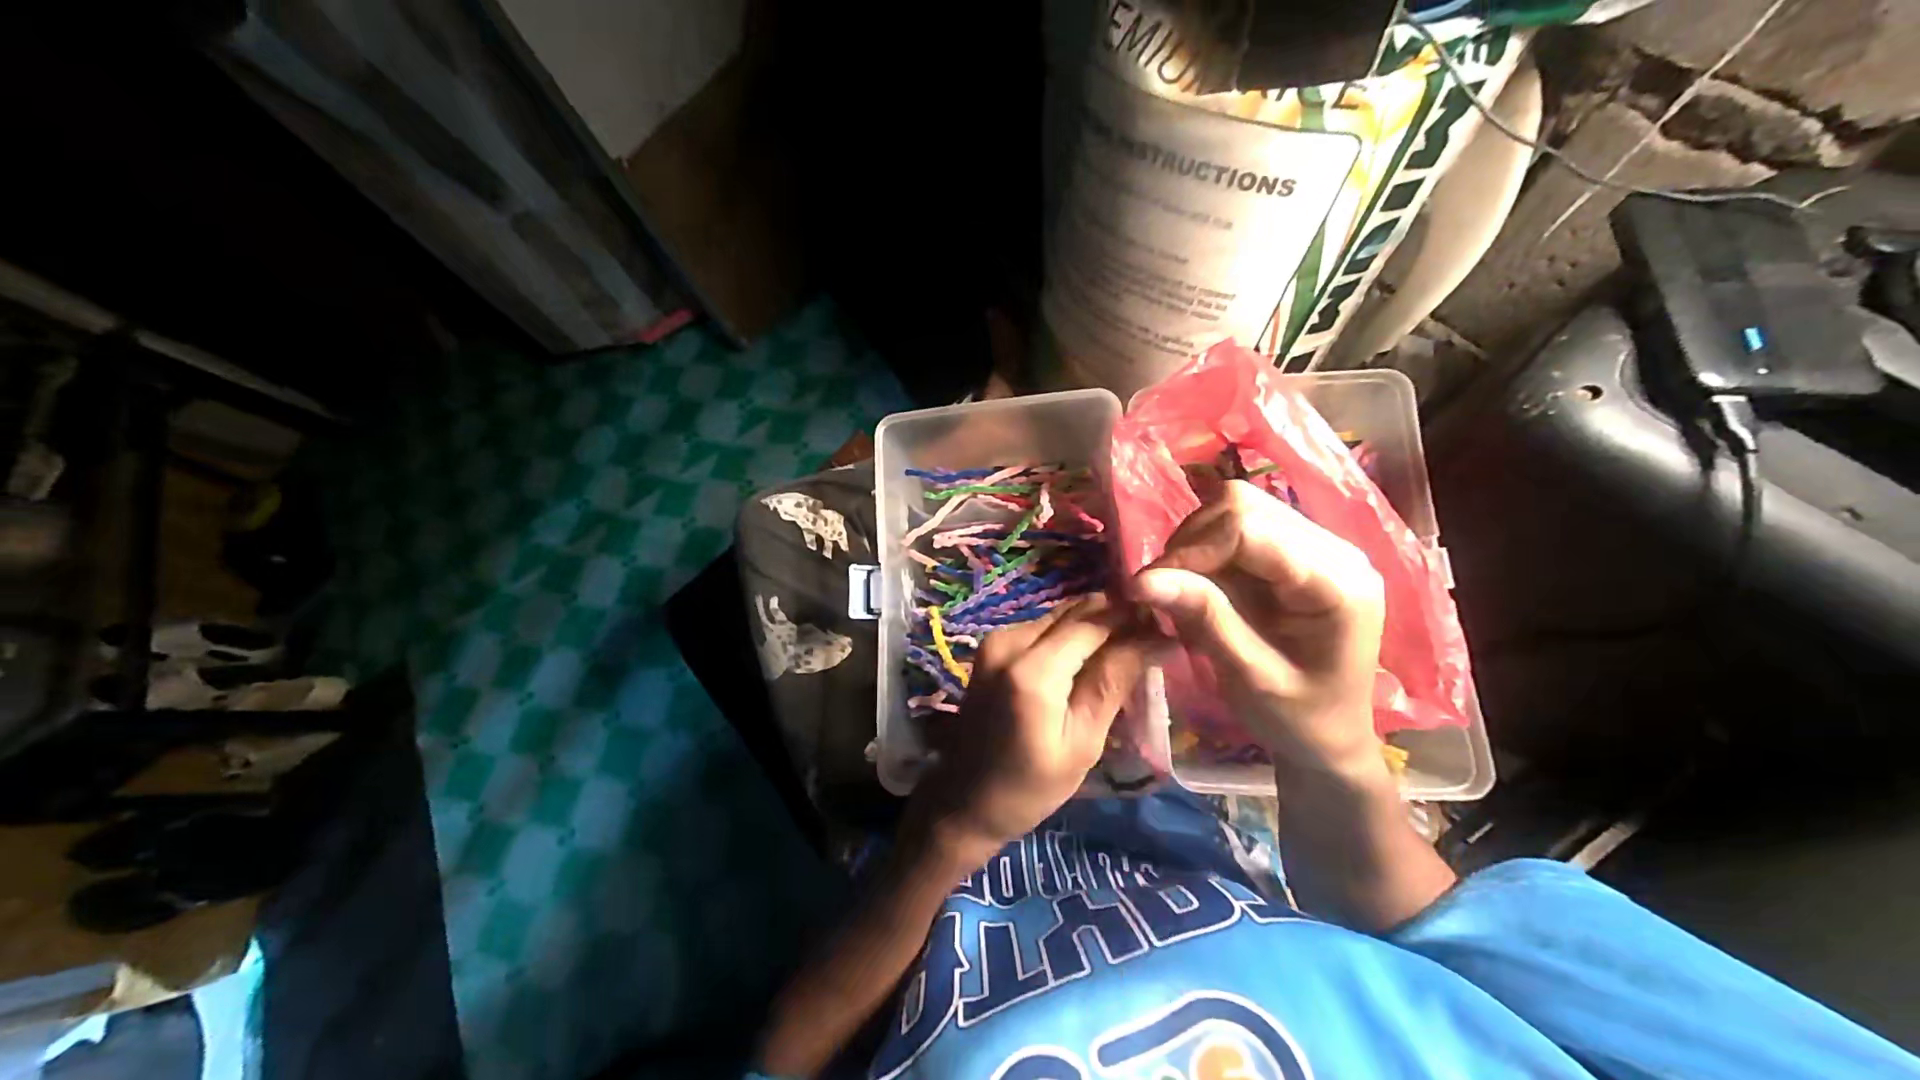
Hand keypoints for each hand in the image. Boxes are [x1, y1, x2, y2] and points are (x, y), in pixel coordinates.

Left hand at [906, 594, 1157, 861]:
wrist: (965, 799)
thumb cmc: (1029, 786)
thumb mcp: (1082, 741)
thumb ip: (1114, 682)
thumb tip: (1157, 638)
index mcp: (1032, 670)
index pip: (1095, 621)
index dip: (1134, 618)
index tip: (1169, 628)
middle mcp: (1010, 640)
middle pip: (1077, 611)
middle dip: (1118, 617)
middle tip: (1153, 639)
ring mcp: (997, 640)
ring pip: (1061, 615)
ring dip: (1097, 626)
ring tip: (1130, 649)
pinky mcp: (993, 646)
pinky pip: (1044, 628)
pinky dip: (1072, 636)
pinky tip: (1094, 659)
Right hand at [1133, 480, 1386, 781]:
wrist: (1329, 737)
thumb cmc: (1297, 719)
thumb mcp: (1248, 676)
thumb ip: (1204, 618)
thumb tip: (1141, 580)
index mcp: (1336, 582)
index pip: (1249, 528)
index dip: (1191, 551)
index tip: (1151, 590)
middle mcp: (1335, 549)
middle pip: (1242, 506)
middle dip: (1190, 545)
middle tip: (1165, 591)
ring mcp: (1319, 544)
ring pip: (1237, 507)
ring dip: (1196, 544)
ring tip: (1184, 590)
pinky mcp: (1299, 549)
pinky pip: (1241, 524)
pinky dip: (1207, 549)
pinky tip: (1203, 585)